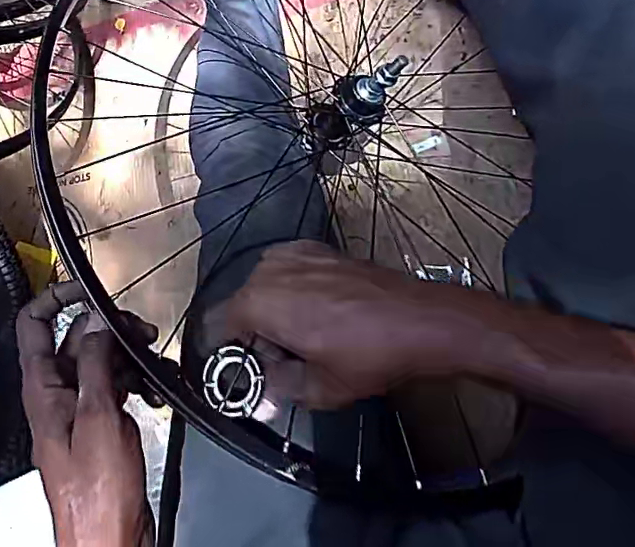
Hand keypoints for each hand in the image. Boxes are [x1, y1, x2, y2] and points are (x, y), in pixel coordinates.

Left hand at [17, 282, 153, 546]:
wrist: (111, 543)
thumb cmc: (97, 491)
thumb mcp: (98, 416)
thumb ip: (97, 363)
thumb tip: (98, 319)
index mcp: (42, 389)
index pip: (33, 324)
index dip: (56, 297)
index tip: (88, 289)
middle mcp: (56, 393)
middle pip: (76, 338)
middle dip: (109, 328)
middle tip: (141, 332)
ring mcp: (78, 408)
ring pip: (99, 359)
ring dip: (127, 354)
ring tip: (153, 361)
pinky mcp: (100, 423)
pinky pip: (114, 384)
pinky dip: (133, 378)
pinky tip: (153, 387)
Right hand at [212, 241, 476, 408]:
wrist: (415, 317)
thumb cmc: (365, 355)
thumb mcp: (320, 387)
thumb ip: (280, 386)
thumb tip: (263, 386)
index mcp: (260, 302)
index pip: (220, 322)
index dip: (228, 348)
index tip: (246, 365)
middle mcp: (267, 269)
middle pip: (243, 301)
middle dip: (255, 329)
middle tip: (286, 356)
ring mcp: (292, 252)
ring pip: (264, 283)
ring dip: (272, 305)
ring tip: (305, 330)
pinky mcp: (314, 246)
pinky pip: (286, 268)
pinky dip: (292, 286)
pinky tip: (319, 305)